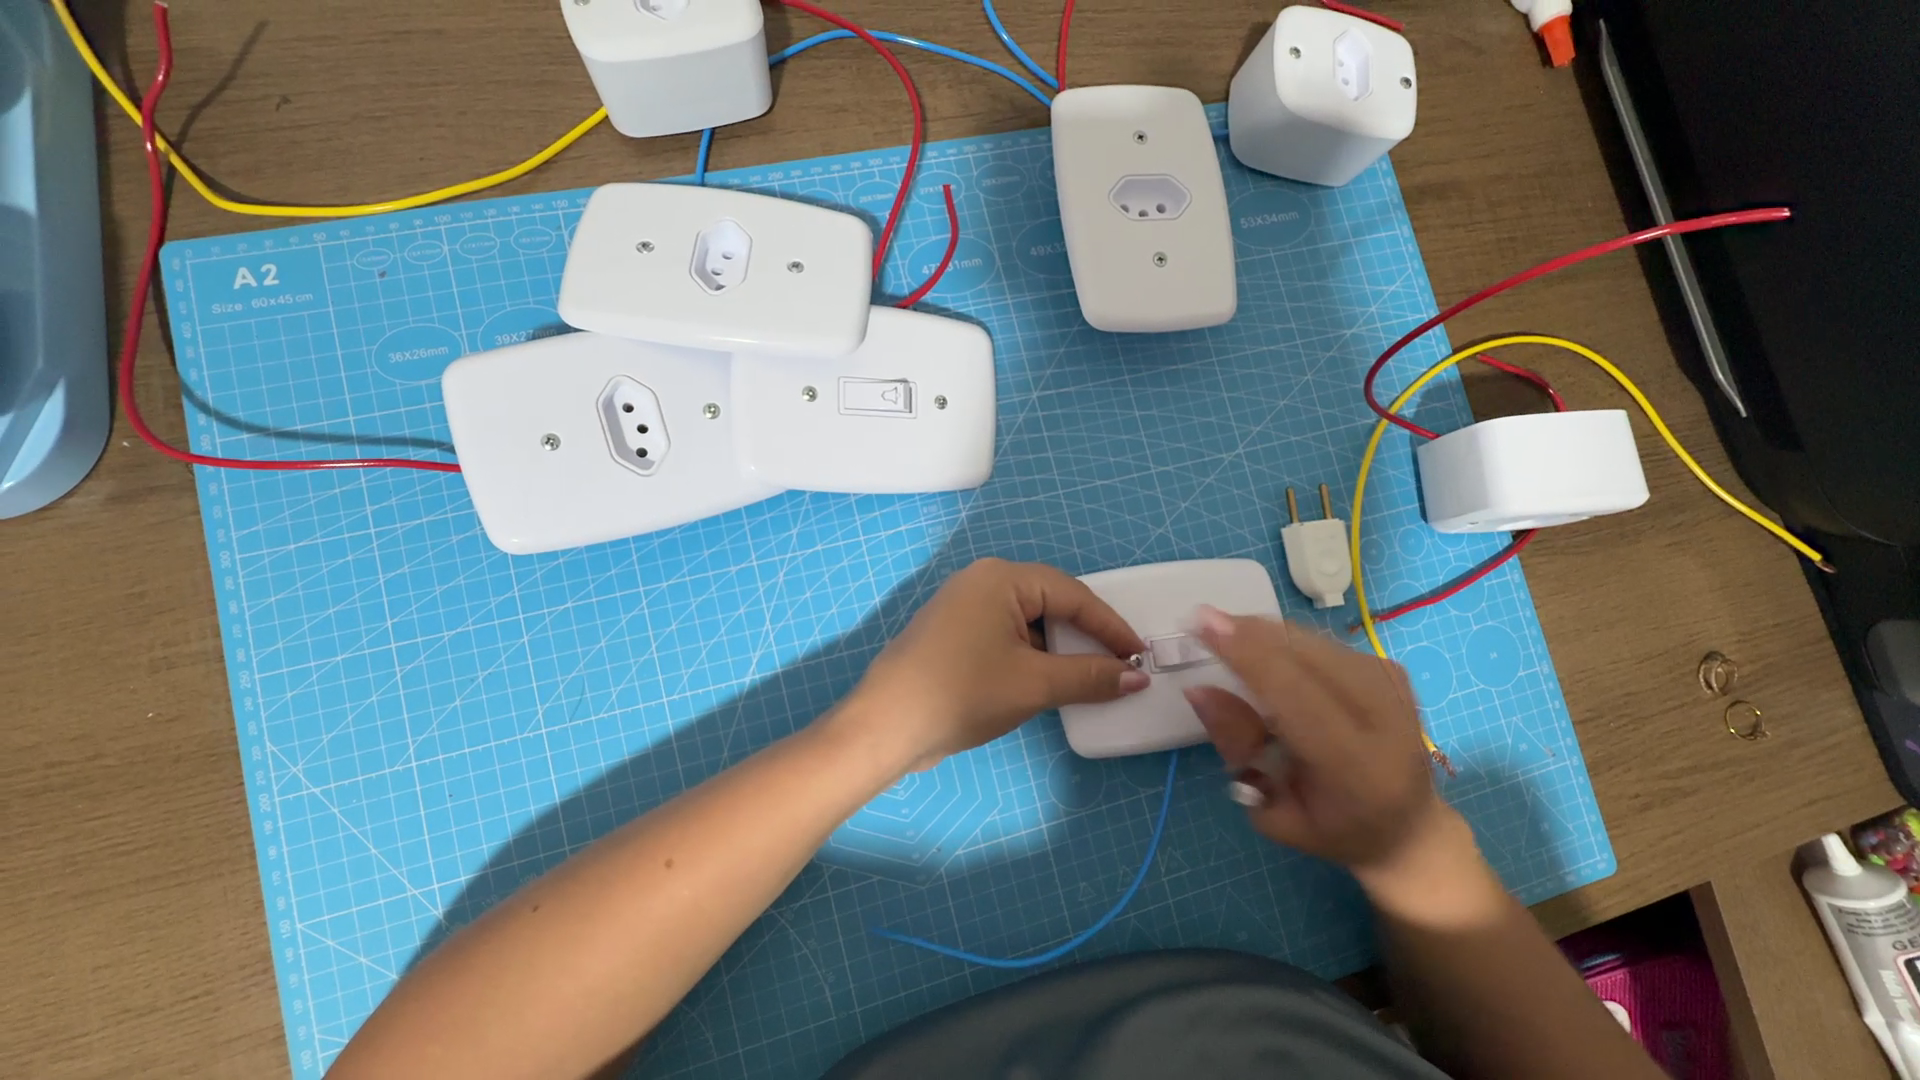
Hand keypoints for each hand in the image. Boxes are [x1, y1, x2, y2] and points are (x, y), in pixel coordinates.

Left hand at [846, 558, 1149, 770]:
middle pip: (1050, 604)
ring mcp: (963, 608)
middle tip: (1117, 667)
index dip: (1110, 627)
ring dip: (1058, 650)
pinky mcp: (953, 635)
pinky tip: (1047, 683)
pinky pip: (1006, 636)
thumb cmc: (963, 692)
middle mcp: (981, 582)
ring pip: (1028, 623)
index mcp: (1001, 579)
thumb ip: (1089, 677)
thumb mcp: (1034, 685)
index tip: (1140, 655)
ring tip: (1087, 679)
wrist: (886, 725)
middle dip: (1084, 637)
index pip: (1072, 595)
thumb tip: (1135, 677)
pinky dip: (1031, 657)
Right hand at [1183, 606, 1449, 875]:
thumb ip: (1238, 746)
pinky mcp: (1392, 671)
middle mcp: (1384, 721)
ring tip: (1229, 639)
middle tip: (1203, 623)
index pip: (1297, 698)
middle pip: (1305, 657)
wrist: (1408, 828)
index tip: (1203, 623)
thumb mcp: (1270, 808)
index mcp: (1356, 769)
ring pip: (1312, 641)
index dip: (1249, 657)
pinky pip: (1324, 643)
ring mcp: (1394, 690)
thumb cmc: (1330, 827)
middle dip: (1249, 634)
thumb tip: (1198, 689)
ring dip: (1265, 634)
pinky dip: (1287, 641)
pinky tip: (1266, 653)